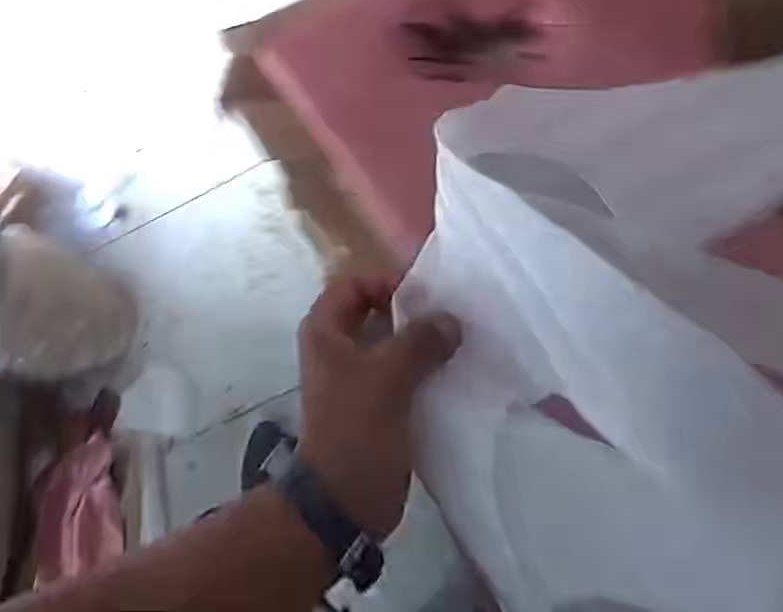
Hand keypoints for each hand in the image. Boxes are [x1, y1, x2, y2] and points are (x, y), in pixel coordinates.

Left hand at [294, 272, 462, 535]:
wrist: (344, 501)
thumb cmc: (355, 428)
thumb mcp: (388, 377)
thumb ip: (419, 342)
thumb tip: (450, 320)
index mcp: (325, 330)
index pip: (352, 284)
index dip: (383, 281)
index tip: (422, 292)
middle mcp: (336, 347)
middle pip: (374, 311)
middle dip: (408, 311)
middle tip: (447, 313)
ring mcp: (355, 376)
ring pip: (390, 343)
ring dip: (419, 340)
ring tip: (457, 339)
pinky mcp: (375, 402)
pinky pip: (400, 372)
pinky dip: (422, 367)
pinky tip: (453, 370)